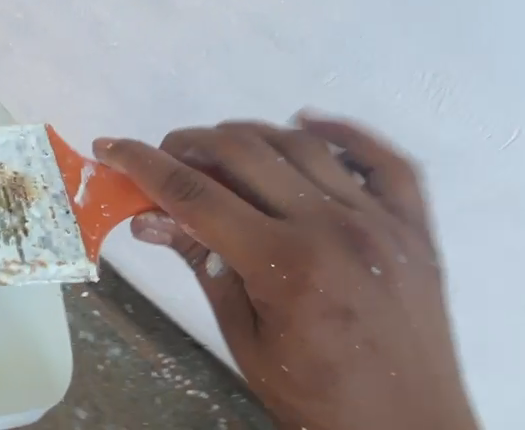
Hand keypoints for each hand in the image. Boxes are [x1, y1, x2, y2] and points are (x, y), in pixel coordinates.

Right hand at [95, 114, 478, 429]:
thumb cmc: (318, 400)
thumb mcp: (243, 336)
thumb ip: (200, 262)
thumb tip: (145, 216)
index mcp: (288, 266)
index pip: (194, 193)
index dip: (142, 164)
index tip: (109, 148)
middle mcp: (335, 230)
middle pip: (241, 152)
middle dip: (186, 146)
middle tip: (163, 160)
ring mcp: (381, 224)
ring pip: (297, 143)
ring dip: (244, 136)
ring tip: (216, 152)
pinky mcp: (415, 230)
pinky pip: (383, 161)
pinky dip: (342, 132)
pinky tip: (304, 124)